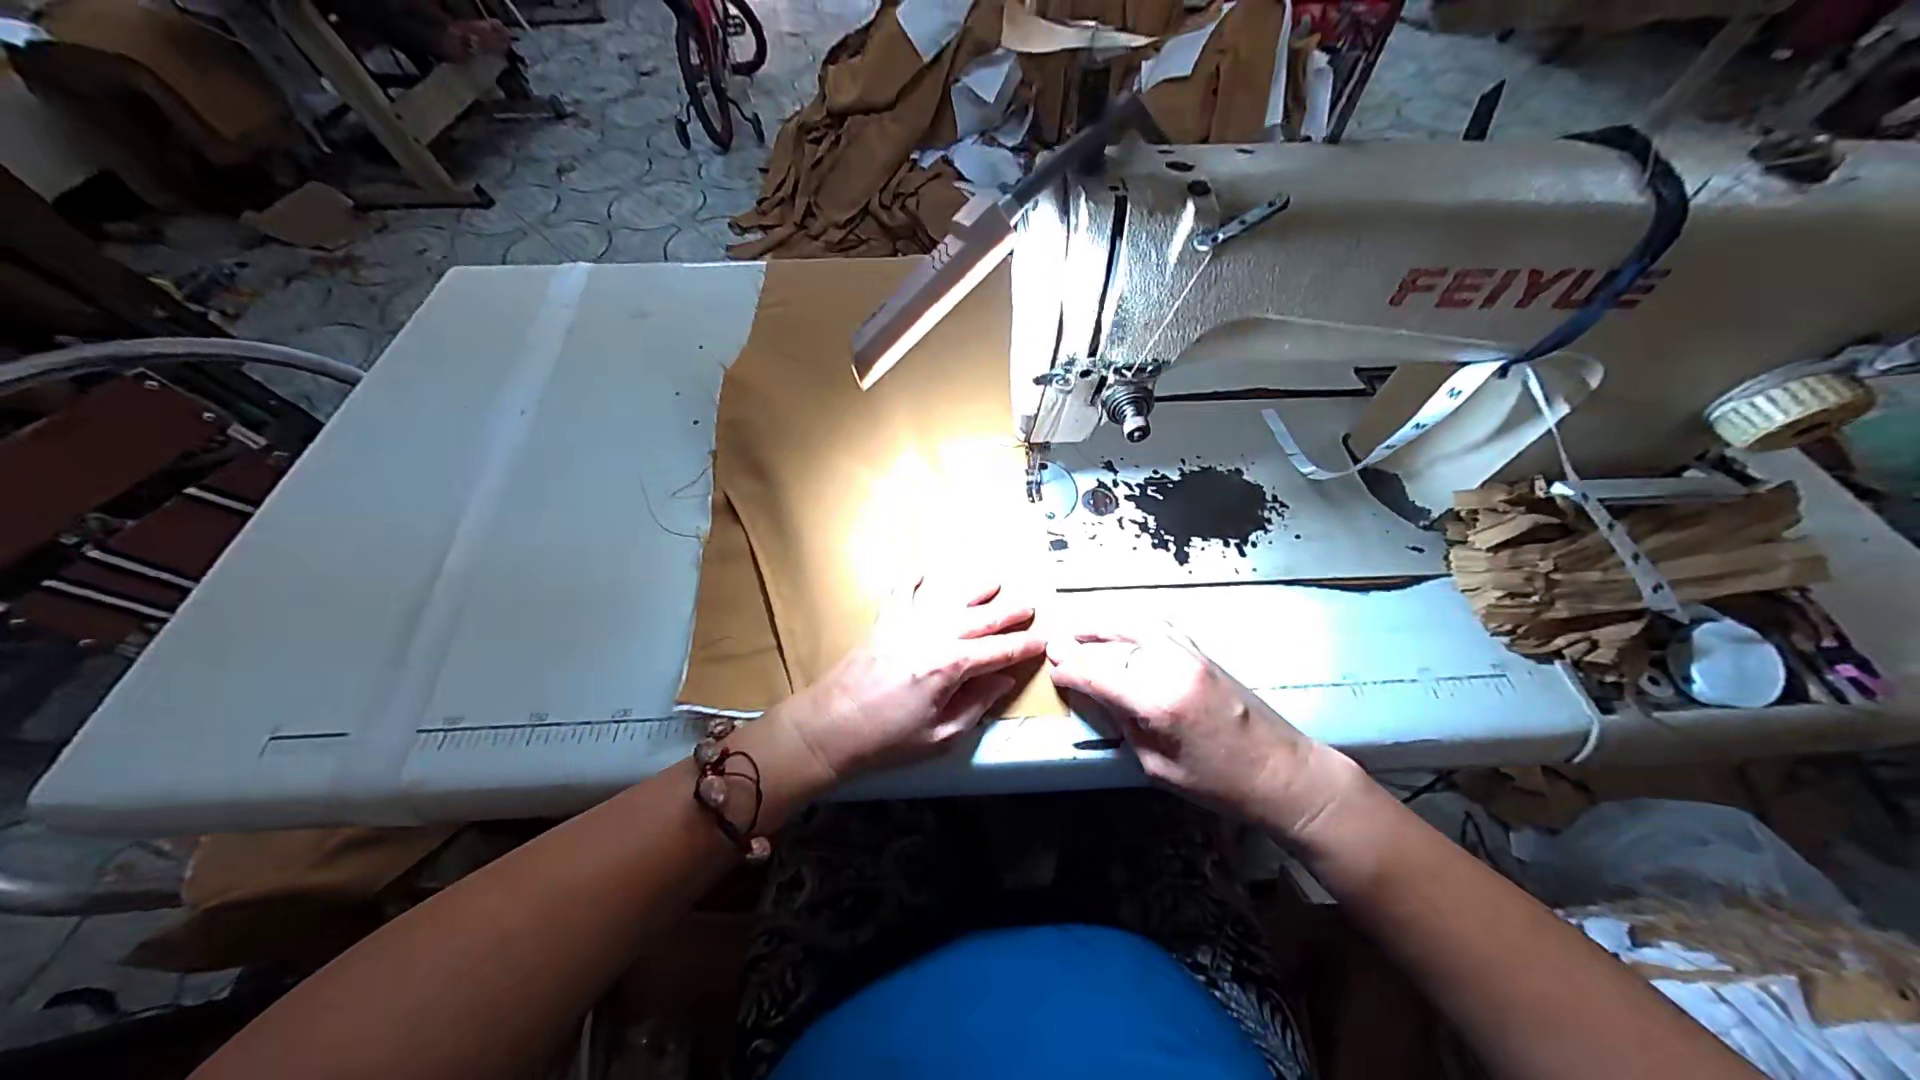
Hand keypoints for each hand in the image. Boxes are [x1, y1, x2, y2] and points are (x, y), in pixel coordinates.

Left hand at [777, 576, 1045, 783]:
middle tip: (1029, 606)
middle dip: (1009, 612)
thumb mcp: (940, 735)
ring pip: (949, 597)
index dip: (1024, 647)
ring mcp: (907, 623)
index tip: (1043, 641)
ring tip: (994, 582)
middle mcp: (932, 635)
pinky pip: (903, 592)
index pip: (999, 651)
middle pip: (981, 618)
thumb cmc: (887, 739)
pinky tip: (926, 575)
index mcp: (950, 666)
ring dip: (974, 589)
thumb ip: (976, 704)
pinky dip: (916, 581)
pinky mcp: (884, 622)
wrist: (830, 726)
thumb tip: (1002, 680)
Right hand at [1046, 623, 1358, 836]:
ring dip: (1102, 627)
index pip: (1097, 672)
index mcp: (1158, 699)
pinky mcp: (1202, 651)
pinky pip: (1157, 626)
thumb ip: (1122, 721)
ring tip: (1079, 631)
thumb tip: (1095, 692)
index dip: (1070, 670)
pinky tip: (1119, 631)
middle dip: (1079, 646)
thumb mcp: (1156, 764)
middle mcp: (1171, 666)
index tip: (1052, 670)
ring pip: (1133, 625)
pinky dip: (1131, 624)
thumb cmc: (1219, 783)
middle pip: (1111, 645)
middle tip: (1056, 647)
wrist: (1282, 772)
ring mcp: (1189, 653)